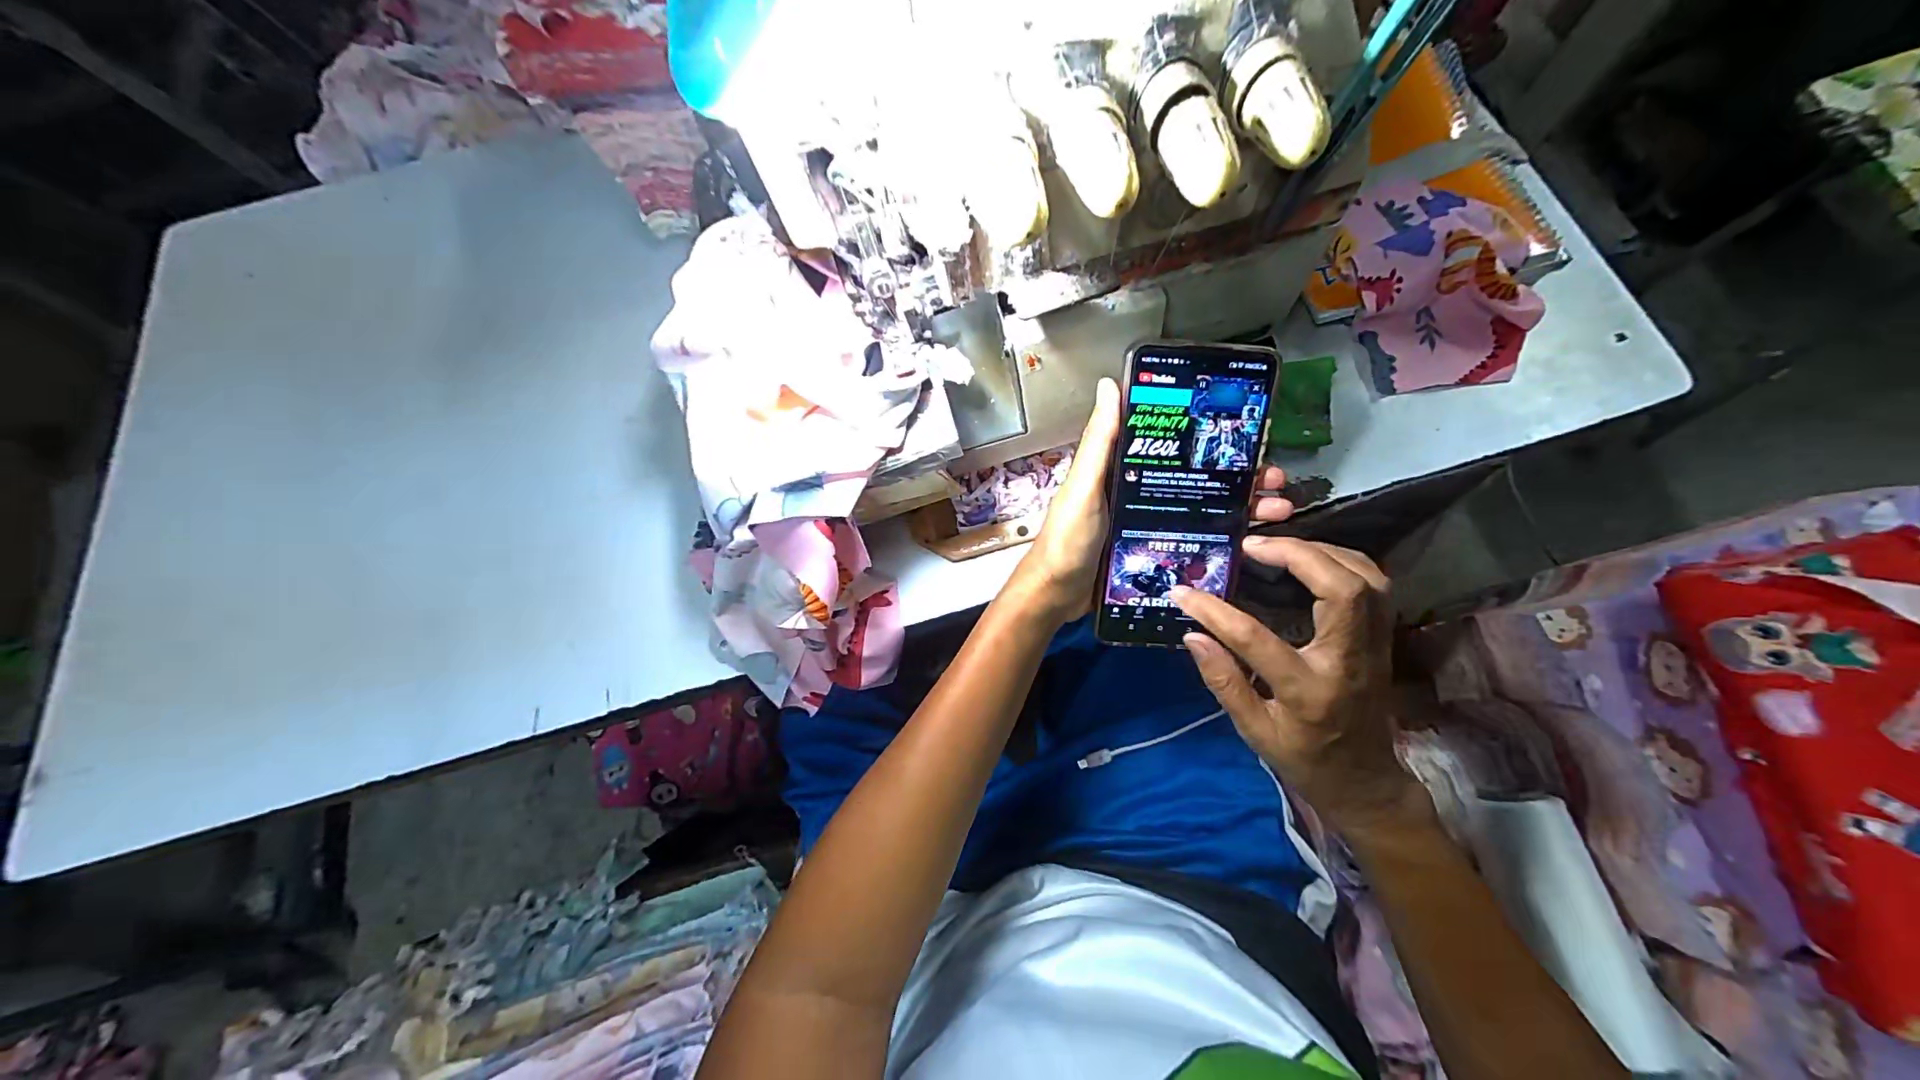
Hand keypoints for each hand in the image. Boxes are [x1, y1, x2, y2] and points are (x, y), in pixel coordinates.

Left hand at [1010, 382, 1297, 625]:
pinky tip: (1250, 536)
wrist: (1057, 597)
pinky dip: (1223, 533)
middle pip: (1197, 475)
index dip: (1210, 437)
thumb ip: (1099, 443)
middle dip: (1238, 474)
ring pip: (1204, 505)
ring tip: (1274, 507)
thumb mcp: (1083, 488)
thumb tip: (1110, 385)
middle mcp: (1139, 491)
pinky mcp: (1155, 549)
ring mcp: (1149, 521)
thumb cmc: (1066, 541)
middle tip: (1272, 477)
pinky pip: (1195, 535)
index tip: (1248, 433)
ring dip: (1240, 504)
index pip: (1173, 444)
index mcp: (1122, 469)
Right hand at [1171, 538, 1425, 833]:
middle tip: (1252, 545)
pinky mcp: (1382, 638)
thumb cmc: (1304, 759)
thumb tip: (1193, 636)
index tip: (1184, 592)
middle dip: (1297, 555)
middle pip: (1343, 590)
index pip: (1258, 640)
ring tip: (1278, 547)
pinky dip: (1342, 562)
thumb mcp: (1254, 731)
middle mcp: (1349, 661)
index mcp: (1309, 691)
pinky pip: (1373, 585)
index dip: (1215, 612)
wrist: (1366, 780)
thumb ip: (1224, 681)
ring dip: (1323, 552)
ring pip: (1366, 580)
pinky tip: (1311, 558)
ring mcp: (1373, 646)